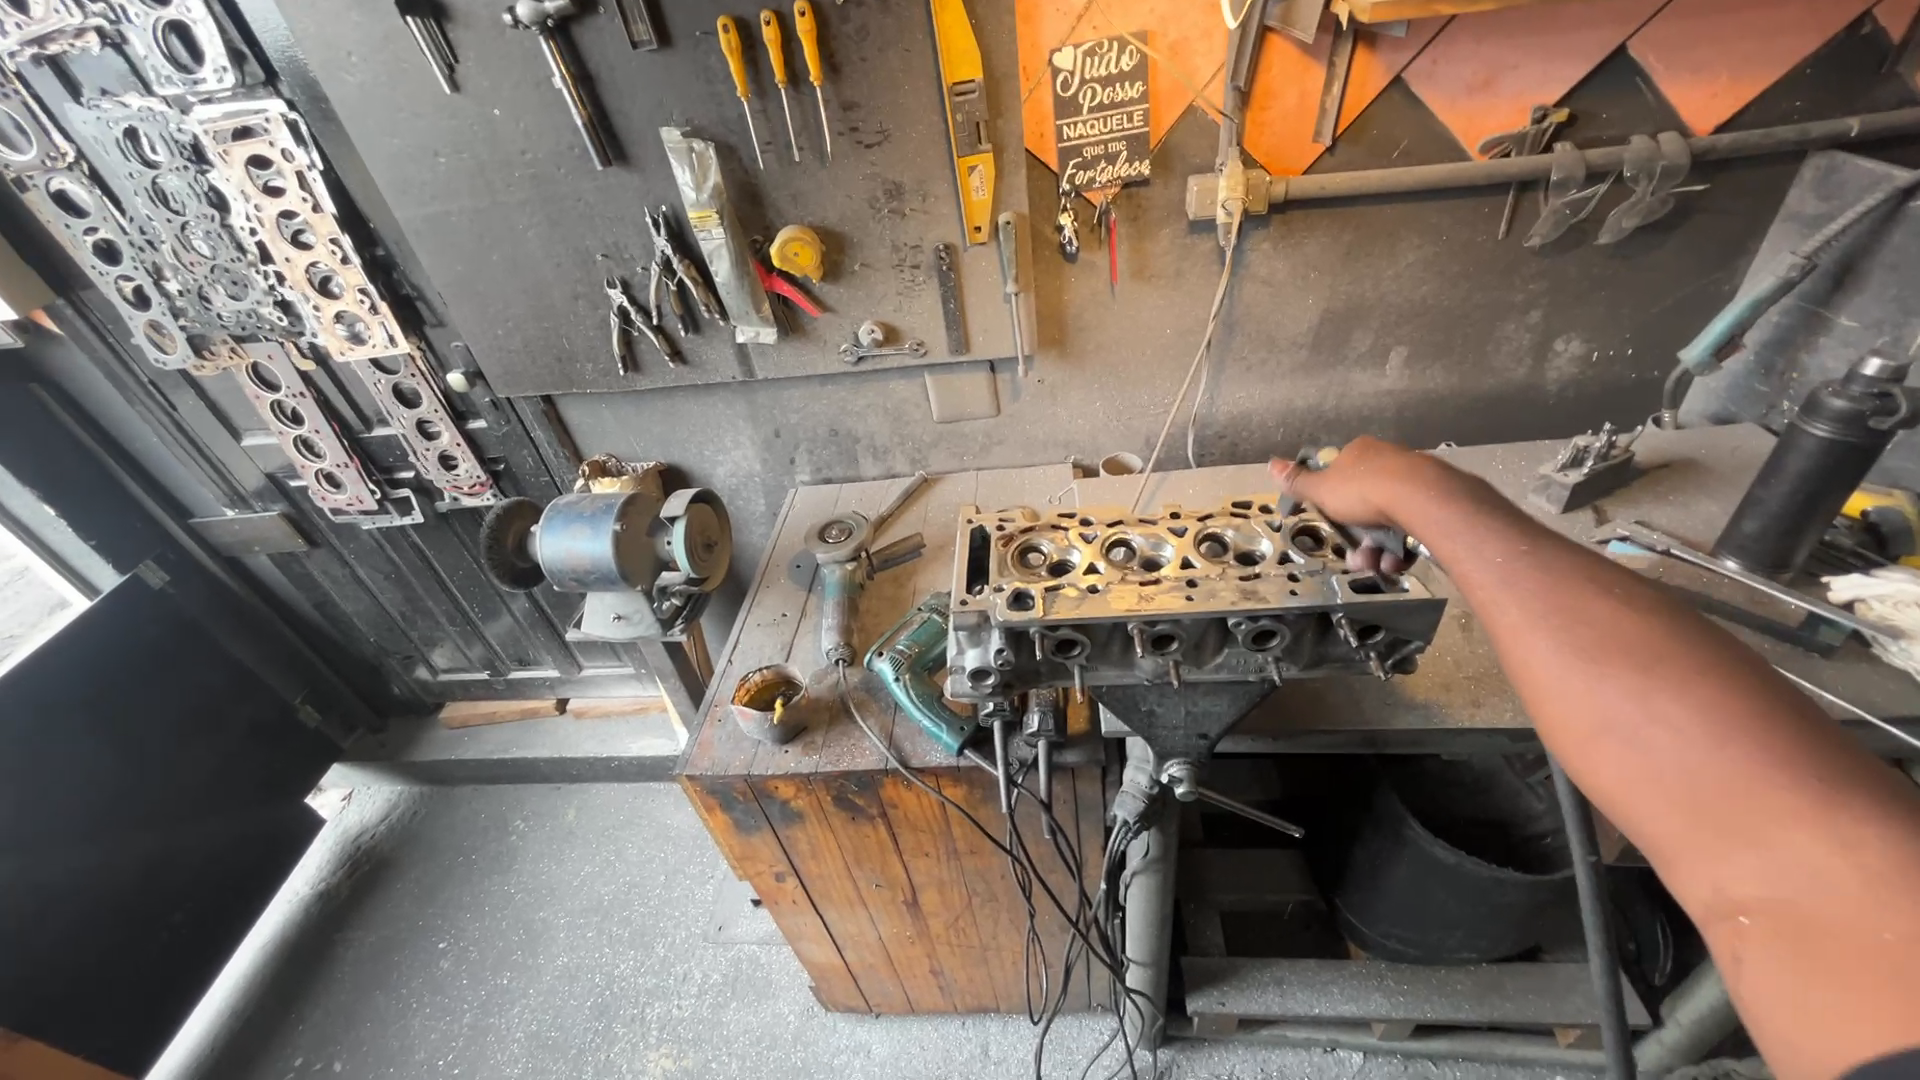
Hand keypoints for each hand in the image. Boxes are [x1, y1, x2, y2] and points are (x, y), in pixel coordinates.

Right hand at [1269, 437, 1440, 574]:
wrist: (1421, 498)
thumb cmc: (1363, 491)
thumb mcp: (1320, 489)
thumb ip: (1297, 481)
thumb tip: (1271, 463)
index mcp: (1359, 451)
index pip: (1340, 472)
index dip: (1333, 498)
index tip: (1333, 519)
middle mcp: (1388, 460)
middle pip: (1364, 502)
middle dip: (1357, 535)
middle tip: (1354, 555)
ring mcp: (1414, 479)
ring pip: (1388, 519)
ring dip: (1377, 549)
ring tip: (1375, 565)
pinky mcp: (1436, 499)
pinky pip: (1411, 527)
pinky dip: (1401, 548)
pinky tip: (1396, 562)